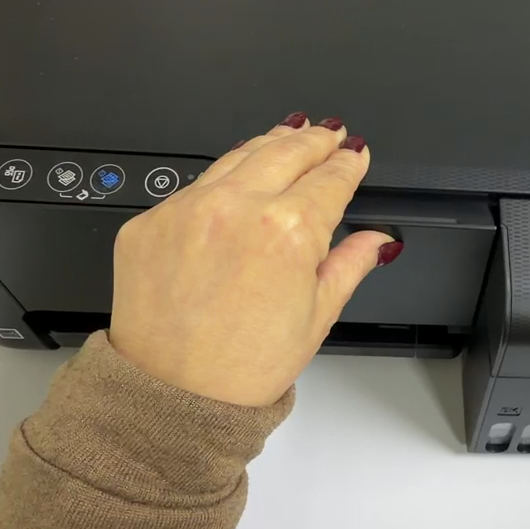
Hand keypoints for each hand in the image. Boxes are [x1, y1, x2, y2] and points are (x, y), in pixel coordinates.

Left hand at [107, 114, 397, 406]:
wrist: (169, 396)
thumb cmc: (243, 368)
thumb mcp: (317, 316)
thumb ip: (351, 264)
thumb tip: (378, 241)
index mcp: (288, 231)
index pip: (330, 179)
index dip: (348, 163)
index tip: (354, 154)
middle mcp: (237, 208)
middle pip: (287, 150)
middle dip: (315, 140)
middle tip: (329, 134)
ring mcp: (188, 210)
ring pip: (240, 155)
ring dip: (272, 141)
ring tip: (291, 133)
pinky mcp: (151, 221)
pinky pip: (197, 183)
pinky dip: (226, 173)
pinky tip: (241, 171)